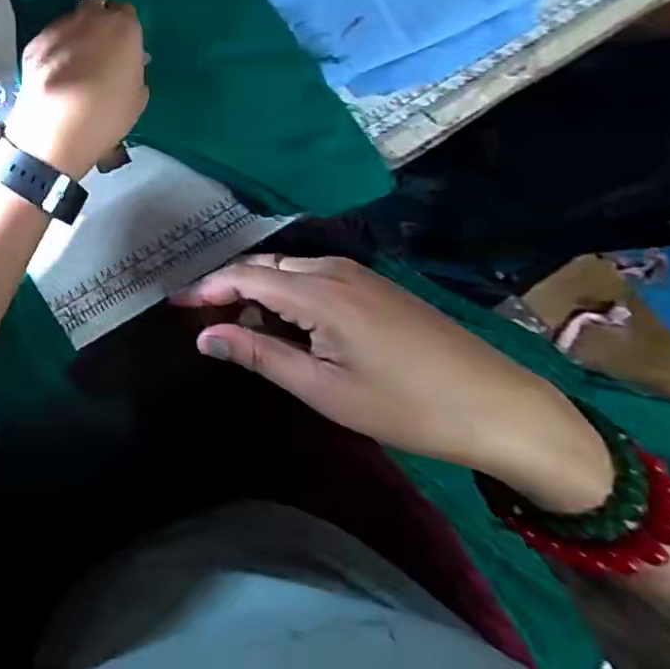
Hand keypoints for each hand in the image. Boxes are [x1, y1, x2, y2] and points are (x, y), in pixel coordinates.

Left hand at [3, 0, 147, 178]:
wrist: (56, 129)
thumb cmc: (106, 114)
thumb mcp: (136, 96)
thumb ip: (134, 69)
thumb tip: (128, 62)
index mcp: (123, 27)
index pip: (126, 11)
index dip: (124, 27)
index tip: (122, 44)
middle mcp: (90, 18)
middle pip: (96, 1)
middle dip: (98, 15)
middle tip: (99, 42)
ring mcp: (58, 27)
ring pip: (70, 17)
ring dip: (75, 30)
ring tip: (73, 58)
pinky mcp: (34, 41)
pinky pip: (49, 36)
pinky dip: (54, 46)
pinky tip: (53, 69)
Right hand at [172, 255, 614, 513]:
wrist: (495, 403)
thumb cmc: (404, 404)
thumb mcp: (323, 388)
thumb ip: (261, 354)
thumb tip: (206, 336)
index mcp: (319, 290)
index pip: (245, 275)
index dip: (206, 288)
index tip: (174, 304)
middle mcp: (335, 267)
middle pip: (266, 264)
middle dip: (230, 287)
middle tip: (202, 320)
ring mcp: (360, 272)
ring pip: (291, 268)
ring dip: (260, 290)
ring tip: (241, 327)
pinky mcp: (376, 284)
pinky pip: (316, 275)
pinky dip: (289, 292)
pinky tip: (289, 323)